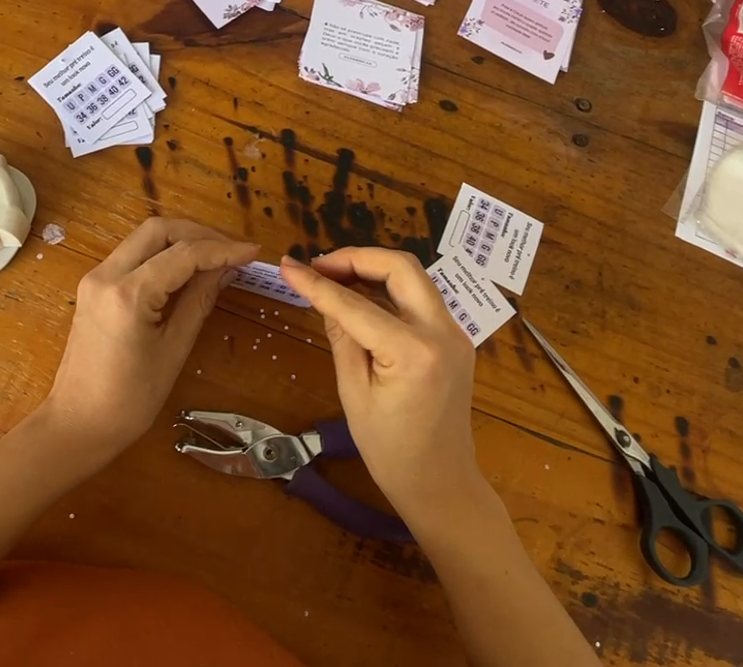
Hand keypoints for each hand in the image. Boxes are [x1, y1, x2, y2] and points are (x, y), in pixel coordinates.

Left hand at [41, 218, 257, 460]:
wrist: (77, 424)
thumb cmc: (130, 400)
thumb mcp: (174, 350)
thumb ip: (199, 301)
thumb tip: (226, 270)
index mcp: (128, 294)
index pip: (183, 254)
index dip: (222, 249)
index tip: (252, 251)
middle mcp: (106, 275)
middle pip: (158, 230)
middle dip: (199, 233)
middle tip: (232, 250)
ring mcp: (95, 279)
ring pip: (143, 238)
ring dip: (180, 240)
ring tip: (215, 258)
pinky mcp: (94, 287)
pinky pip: (132, 256)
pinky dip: (162, 254)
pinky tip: (187, 270)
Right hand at [279, 250, 480, 516]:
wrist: (442, 484)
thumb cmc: (390, 451)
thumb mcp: (353, 393)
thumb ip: (341, 337)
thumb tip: (322, 296)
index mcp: (414, 352)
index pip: (356, 304)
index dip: (317, 283)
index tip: (287, 265)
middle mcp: (442, 332)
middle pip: (400, 267)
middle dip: (355, 257)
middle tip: (318, 265)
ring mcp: (455, 332)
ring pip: (413, 277)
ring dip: (372, 268)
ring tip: (332, 276)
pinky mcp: (454, 338)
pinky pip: (418, 298)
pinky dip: (387, 288)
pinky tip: (358, 297)